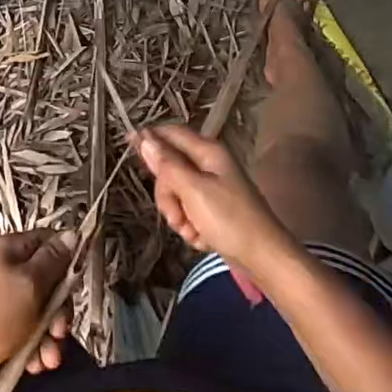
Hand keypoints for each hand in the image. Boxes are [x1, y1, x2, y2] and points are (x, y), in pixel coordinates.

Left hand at [0, 230, 74, 391]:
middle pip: (54, 283)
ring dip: (51, 337)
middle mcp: (13, 271)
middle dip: (61, 311)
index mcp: (14, 250)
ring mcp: (10, 303)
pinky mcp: (8, 332)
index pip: (52, 242)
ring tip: (47, 356)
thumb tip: (73, 232)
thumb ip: (54, 260)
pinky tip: (35, 365)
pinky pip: (35, 336)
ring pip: (47, 314)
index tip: (77, 280)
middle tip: (59, 329)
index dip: (68, 259)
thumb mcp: (29, 283)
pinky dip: (39, 350)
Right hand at [137, 124, 293, 272]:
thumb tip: (145, 138)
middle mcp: (210, 165)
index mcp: (207, 152)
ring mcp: (213, 187)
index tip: (127, 143)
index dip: (149, 136)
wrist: (264, 258)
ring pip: (177, 193)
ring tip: (192, 232)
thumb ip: (167, 164)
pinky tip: (201, 239)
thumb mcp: (193, 191)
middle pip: (170, 168)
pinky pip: (189, 211)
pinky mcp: (215, 209)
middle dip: (167, 194)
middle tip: (177, 216)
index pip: (171, 133)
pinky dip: (191, 226)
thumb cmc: (230, 220)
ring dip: (178, 215)